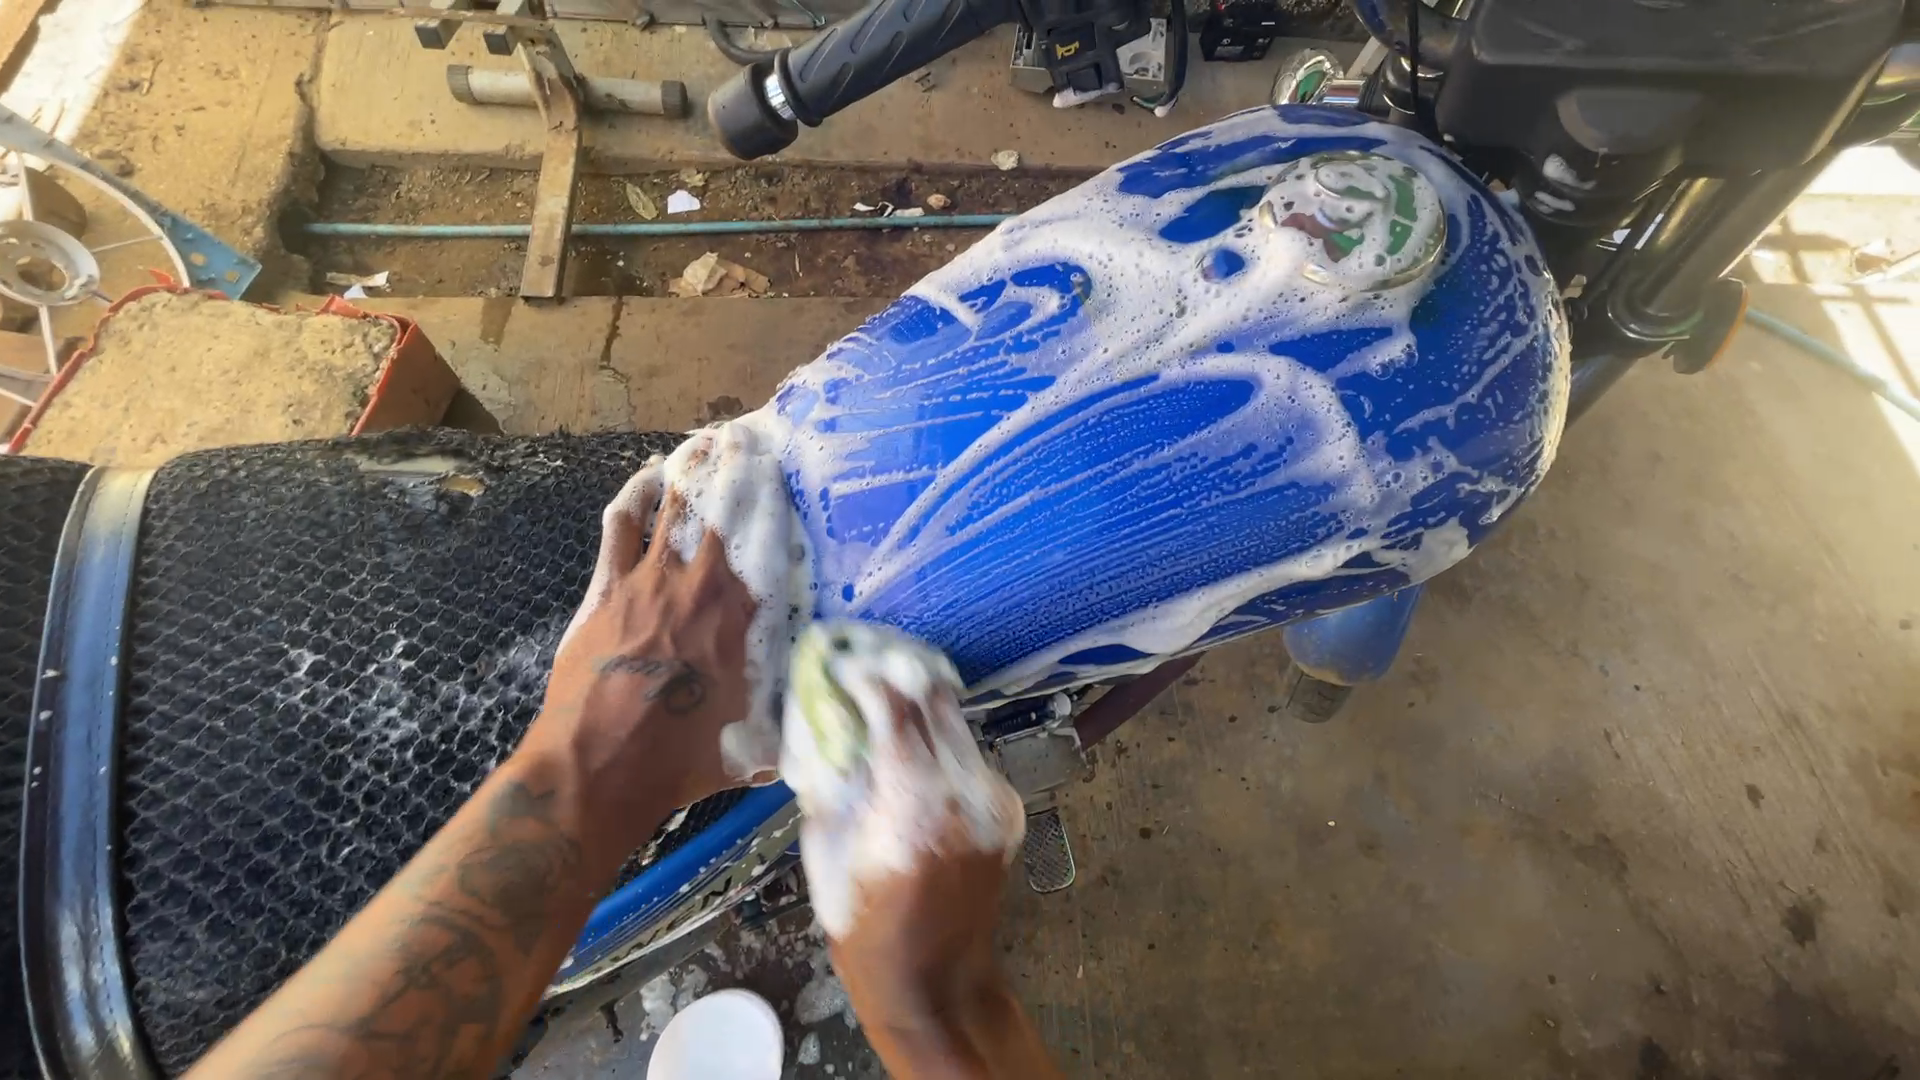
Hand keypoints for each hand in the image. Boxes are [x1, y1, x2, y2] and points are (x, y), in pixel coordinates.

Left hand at [520, 465, 761, 853]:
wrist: (600, 766)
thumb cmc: (685, 754)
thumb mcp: (757, 731)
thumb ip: (789, 702)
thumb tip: (824, 697)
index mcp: (743, 612)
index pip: (766, 537)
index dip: (773, 495)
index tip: (779, 465)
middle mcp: (701, 581)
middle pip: (723, 508)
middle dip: (737, 467)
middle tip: (745, 435)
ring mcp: (649, 578)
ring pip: (675, 505)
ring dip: (691, 470)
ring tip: (705, 442)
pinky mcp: (607, 586)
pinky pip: (622, 524)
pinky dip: (635, 495)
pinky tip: (648, 477)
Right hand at [780, 622, 1037, 1069]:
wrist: (938, 981)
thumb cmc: (866, 926)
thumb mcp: (826, 851)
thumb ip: (830, 776)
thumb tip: (823, 713)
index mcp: (914, 807)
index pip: (896, 709)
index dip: (866, 677)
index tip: (843, 666)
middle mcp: (966, 793)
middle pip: (937, 699)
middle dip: (898, 675)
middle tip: (865, 668)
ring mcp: (996, 797)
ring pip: (957, 720)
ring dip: (919, 705)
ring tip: (884, 702)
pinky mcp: (1009, 805)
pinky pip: (968, 752)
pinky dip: (937, 740)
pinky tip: (912, 750)